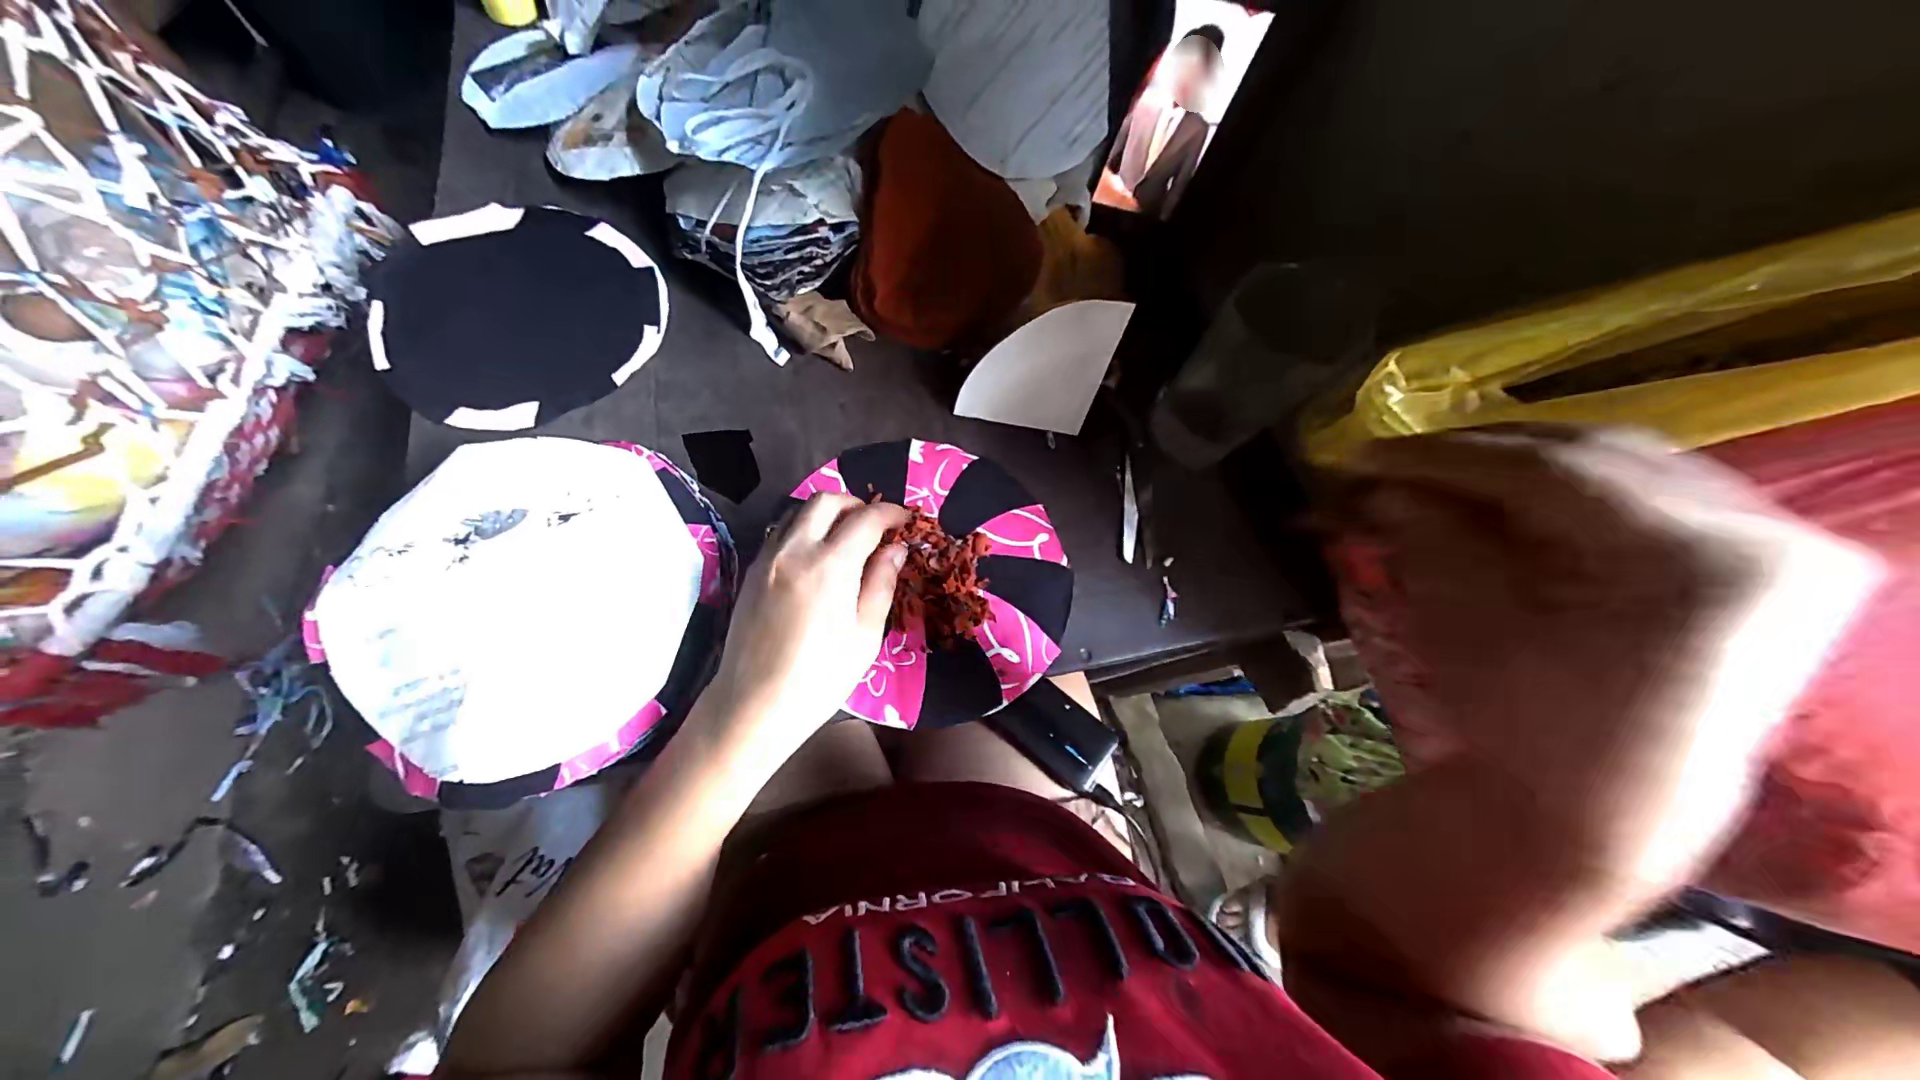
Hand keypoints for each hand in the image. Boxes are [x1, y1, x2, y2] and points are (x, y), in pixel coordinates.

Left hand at [700, 494, 907, 763]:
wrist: (755, 704)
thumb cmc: (820, 677)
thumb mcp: (865, 635)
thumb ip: (881, 583)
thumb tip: (895, 549)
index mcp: (830, 565)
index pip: (865, 519)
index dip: (890, 513)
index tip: (905, 521)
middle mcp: (795, 550)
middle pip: (826, 500)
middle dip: (856, 503)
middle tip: (875, 524)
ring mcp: (768, 558)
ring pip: (798, 511)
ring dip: (827, 513)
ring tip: (847, 537)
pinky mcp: (752, 571)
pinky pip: (781, 532)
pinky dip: (804, 530)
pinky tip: (817, 557)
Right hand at [1332, 426, 1880, 882]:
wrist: (1597, 809)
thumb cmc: (1526, 725)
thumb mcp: (1465, 619)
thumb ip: (1427, 533)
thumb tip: (1380, 483)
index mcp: (1699, 559)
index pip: (1551, 470)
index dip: (1442, 456)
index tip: (1362, 455)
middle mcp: (1766, 535)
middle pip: (1593, 455)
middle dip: (1478, 455)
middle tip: (1395, 463)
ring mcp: (1775, 546)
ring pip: (1620, 466)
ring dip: (1516, 467)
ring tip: (1441, 478)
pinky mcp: (1755, 562)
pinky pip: (1642, 495)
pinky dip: (1561, 492)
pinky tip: (1502, 498)